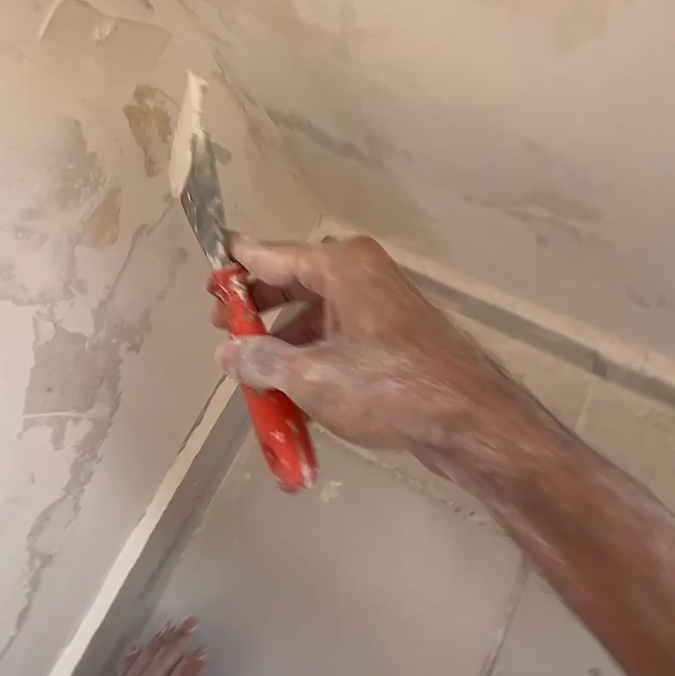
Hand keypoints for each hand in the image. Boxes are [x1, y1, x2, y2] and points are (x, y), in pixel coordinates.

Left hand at [116, 619, 205, 675]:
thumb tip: (197, 664)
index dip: (190, 665)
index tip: (203, 649)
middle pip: (159, 664)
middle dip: (176, 641)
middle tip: (191, 620)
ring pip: (141, 662)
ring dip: (157, 641)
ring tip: (170, 623)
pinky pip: (121, 671)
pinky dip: (129, 656)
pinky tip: (136, 642)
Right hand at [210, 236, 535, 461]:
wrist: (466, 421)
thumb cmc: (387, 386)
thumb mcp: (311, 377)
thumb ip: (262, 361)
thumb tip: (228, 353)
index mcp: (342, 266)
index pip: (272, 255)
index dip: (237, 265)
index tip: (208, 271)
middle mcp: (360, 275)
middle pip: (292, 283)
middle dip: (256, 309)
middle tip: (220, 328)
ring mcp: (377, 305)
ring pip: (313, 315)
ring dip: (281, 344)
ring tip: (249, 374)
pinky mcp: (388, 337)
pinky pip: (336, 338)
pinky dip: (310, 359)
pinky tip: (288, 394)